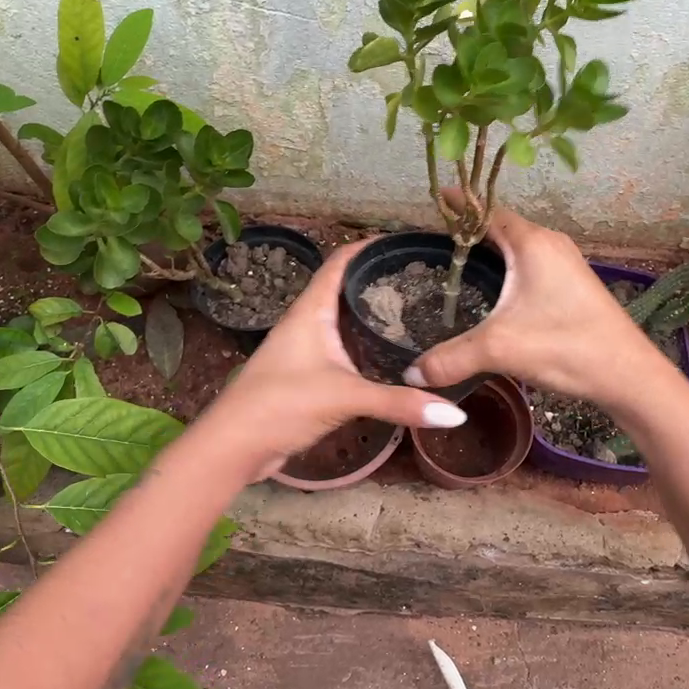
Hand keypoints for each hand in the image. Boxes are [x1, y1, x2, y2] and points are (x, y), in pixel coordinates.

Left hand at [194, 240, 467, 479]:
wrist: (233, 447)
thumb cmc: (279, 406)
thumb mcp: (345, 397)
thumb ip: (399, 403)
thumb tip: (455, 413)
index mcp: (310, 311)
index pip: (341, 261)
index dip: (370, 246)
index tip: (408, 241)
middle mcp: (308, 323)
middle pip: (347, 289)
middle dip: (381, 280)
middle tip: (425, 278)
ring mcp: (306, 350)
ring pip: (346, 322)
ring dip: (375, 315)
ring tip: (419, 310)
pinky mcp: (309, 376)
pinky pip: (344, 351)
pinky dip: (368, 347)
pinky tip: (393, 356)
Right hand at [403, 201, 669, 409]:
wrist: (628, 375)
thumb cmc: (567, 346)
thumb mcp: (500, 349)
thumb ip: (451, 358)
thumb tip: (411, 374)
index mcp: (532, 243)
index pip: (487, 211)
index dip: (460, 205)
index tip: (435, 199)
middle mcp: (551, 244)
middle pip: (503, 226)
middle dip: (471, 228)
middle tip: (437, 236)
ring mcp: (566, 265)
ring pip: (519, 247)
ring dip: (492, 249)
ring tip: (458, 261)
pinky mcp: (573, 287)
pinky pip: (532, 265)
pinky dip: (508, 268)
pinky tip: (495, 291)